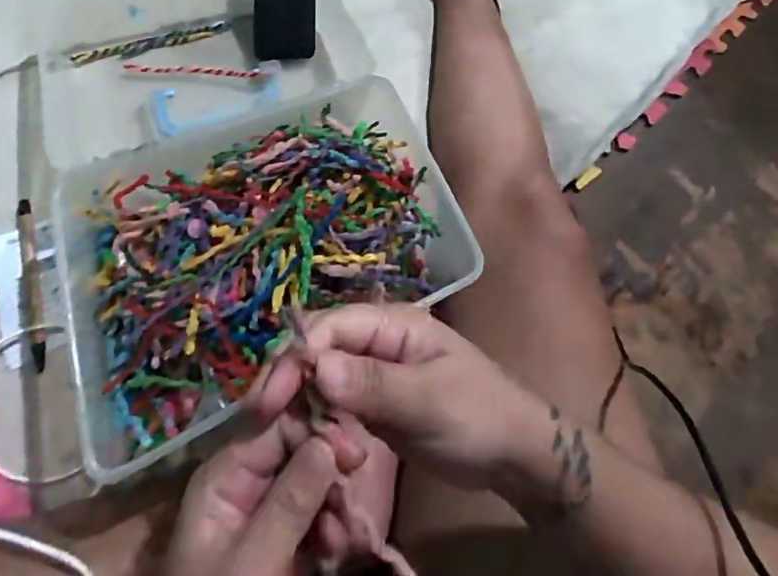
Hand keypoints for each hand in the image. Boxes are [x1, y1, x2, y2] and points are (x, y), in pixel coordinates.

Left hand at [163, 412, 363, 575]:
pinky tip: (338, 551)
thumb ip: (289, 502)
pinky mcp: (283, 542)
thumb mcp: (253, 561)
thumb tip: (326, 442)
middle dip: (331, 473)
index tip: (354, 456)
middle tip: (352, 503)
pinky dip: (332, 530)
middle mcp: (246, 483)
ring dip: (336, 505)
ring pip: (314, 483)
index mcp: (226, 474)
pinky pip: (316, 517)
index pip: (277, 425)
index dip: (317, 430)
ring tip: (346, 539)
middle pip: (300, 450)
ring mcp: (265, 513)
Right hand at [251, 304, 548, 491]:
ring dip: (304, 405)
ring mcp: (372, 371)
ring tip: (297, 440)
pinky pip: (333, 405)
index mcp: (392, 323)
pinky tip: (317, 445)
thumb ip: (374, 383)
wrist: (513, 455)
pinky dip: (320, 422)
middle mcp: (376, 339)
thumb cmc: (479, 415)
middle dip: (292, 380)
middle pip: (318, 349)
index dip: (297, 356)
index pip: (330, 326)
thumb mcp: (430, 400)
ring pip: (320, 378)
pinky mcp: (370, 402)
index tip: (271, 398)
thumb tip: (316, 365)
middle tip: (265, 420)